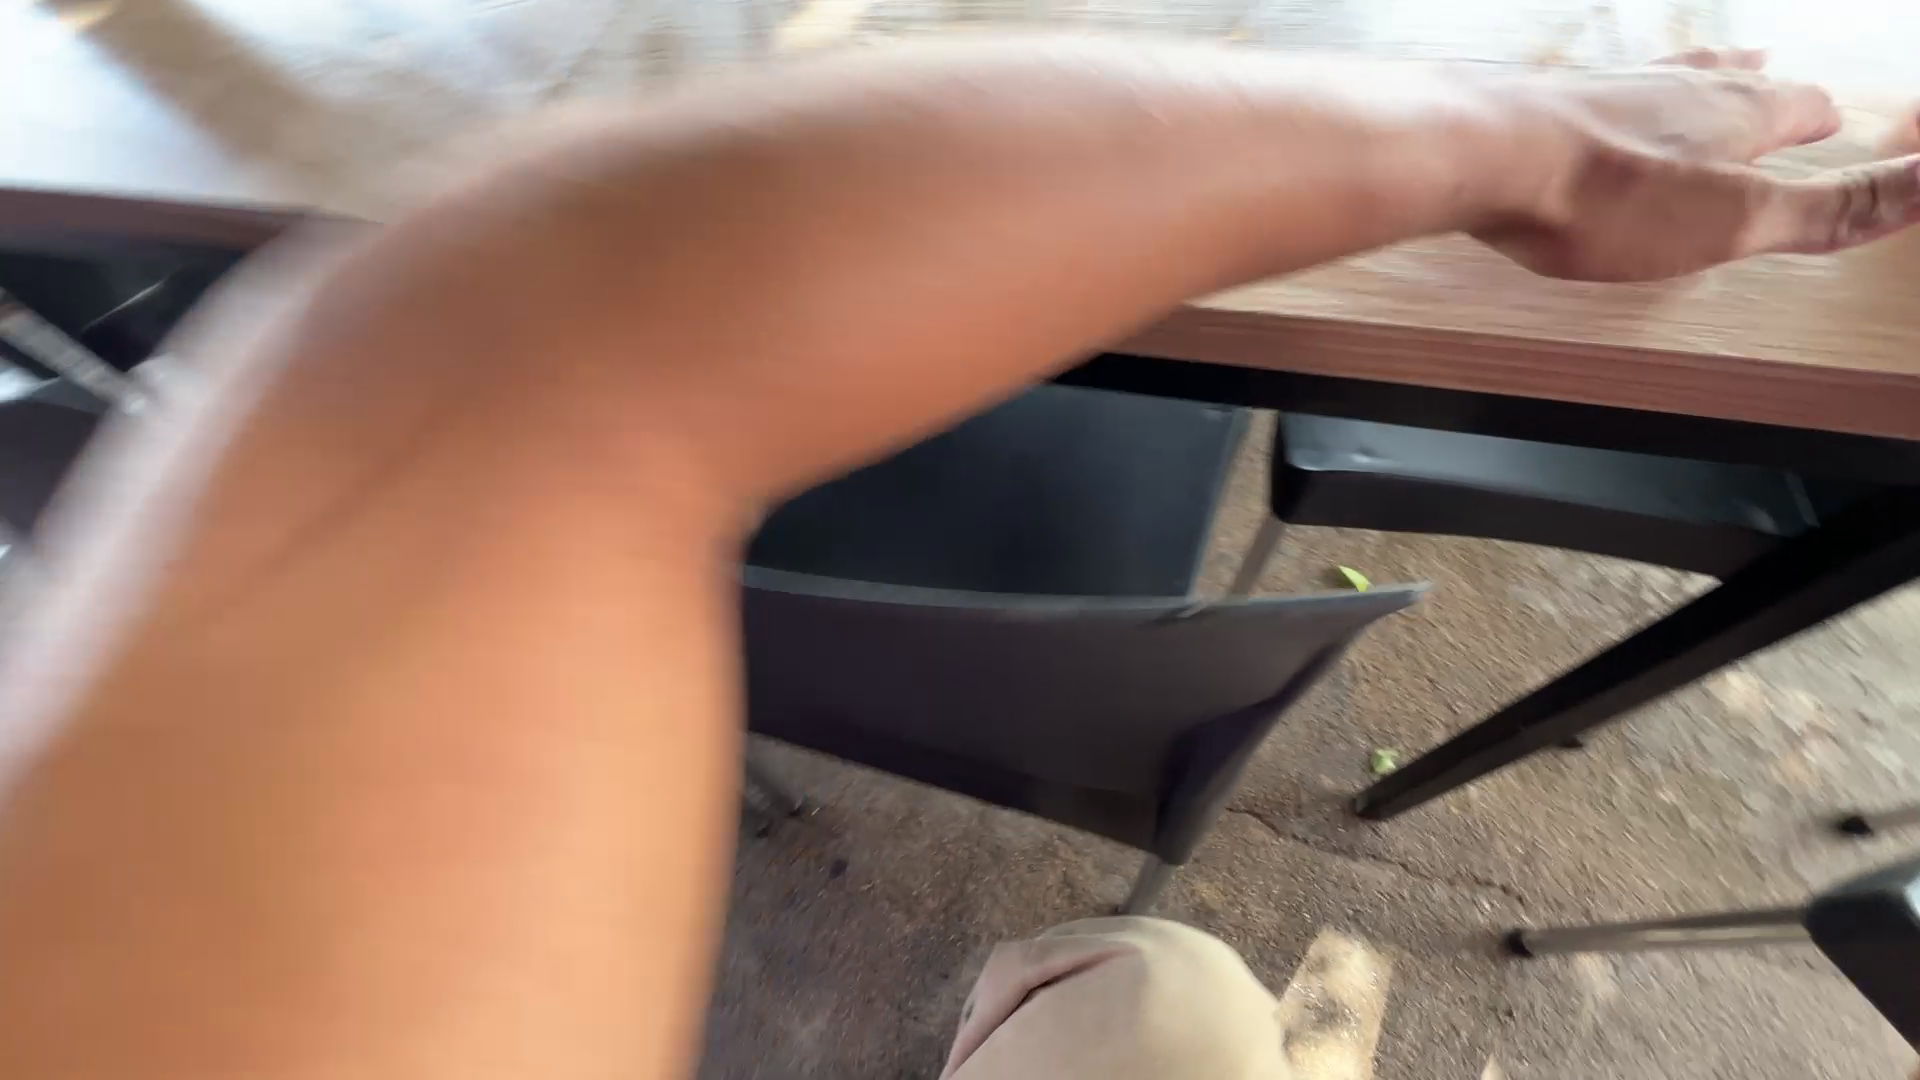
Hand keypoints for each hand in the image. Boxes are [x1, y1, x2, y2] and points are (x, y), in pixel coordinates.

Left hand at [1472, 48, 1919, 280]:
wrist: (1487, 159)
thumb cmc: (1607, 195)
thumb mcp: (1731, 222)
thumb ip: (1828, 208)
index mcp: (1738, 113)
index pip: (1799, 107)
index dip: (1817, 118)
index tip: (1830, 120)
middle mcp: (1676, 88)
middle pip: (1734, 84)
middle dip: (1761, 92)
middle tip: (1775, 88)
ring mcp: (1604, 89)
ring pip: (1665, 78)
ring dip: (1691, 83)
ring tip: (1707, 78)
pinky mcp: (1538, 105)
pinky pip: (1585, 95)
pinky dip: (1605, 97)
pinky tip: (1589, 104)